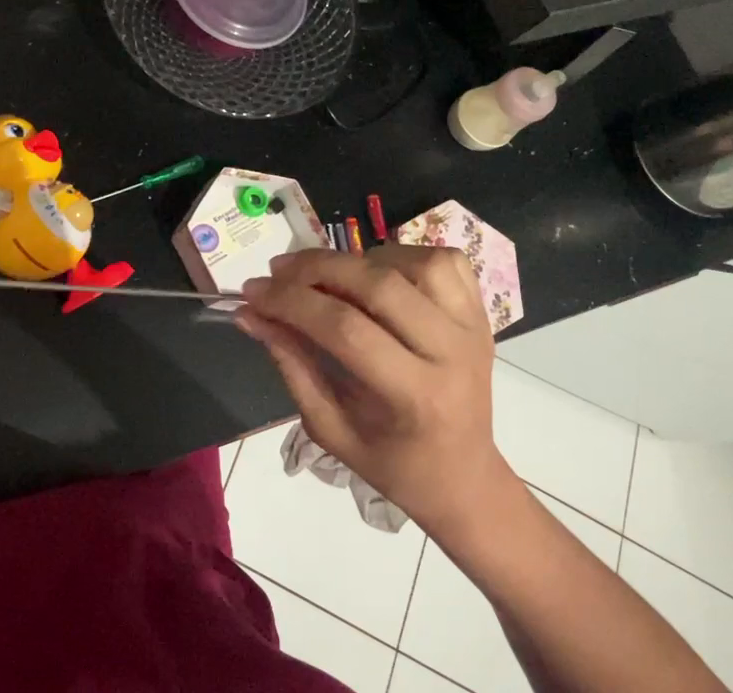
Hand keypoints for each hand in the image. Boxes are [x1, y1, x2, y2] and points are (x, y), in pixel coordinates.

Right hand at [236, 245, 513, 535]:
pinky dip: (402, 255)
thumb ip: (290, 363)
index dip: (292, 302)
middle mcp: (451, 353)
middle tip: (276, 271)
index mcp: (414, 396)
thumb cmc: (390, 461)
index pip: (345, 329)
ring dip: (359, 259)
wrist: (462, 476)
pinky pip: (444, 261)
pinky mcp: (482, 313)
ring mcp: (473, 328)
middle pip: (379, 285)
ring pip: (414, 263)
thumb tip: (250, 313)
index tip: (252, 293)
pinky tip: (374, 271)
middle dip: (316, 269)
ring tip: (326, 275)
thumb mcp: (328, 427)